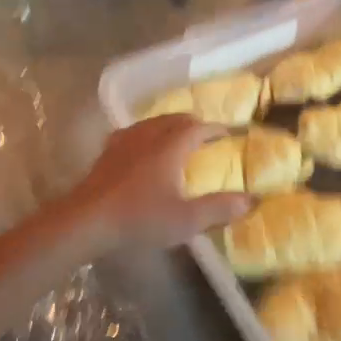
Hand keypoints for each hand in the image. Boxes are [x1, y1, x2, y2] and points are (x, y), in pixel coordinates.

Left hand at [59, 114, 252, 257]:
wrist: (90, 217)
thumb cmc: (140, 218)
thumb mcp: (186, 220)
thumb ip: (219, 208)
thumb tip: (251, 199)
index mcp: (168, 147)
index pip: (195, 128)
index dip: (213, 128)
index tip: (228, 132)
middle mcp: (146, 136)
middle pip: (172, 120)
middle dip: (191, 122)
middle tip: (205, 132)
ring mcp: (124, 141)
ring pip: (151, 122)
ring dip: (168, 125)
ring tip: (178, 135)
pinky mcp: (107, 151)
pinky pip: (132, 131)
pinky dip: (147, 132)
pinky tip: (143, 145)